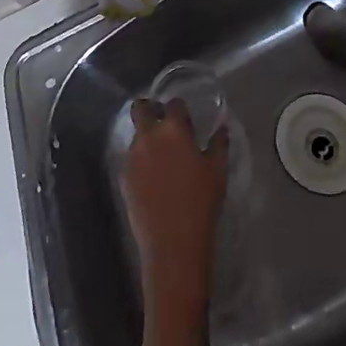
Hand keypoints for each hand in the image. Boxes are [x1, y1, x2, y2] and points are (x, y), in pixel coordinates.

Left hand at [122, 99, 228, 284]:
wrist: (173, 240)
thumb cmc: (201, 200)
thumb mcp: (218, 169)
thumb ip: (219, 143)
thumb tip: (221, 128)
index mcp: (173, 130)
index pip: (174, 104)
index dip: (180, 108)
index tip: (186, 117)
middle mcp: (149, 137)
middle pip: (141, 109)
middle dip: (150, 108)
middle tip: (163, 121)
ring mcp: (132, 158)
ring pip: (136, 135)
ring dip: (146, 136)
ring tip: (161, 153)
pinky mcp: (123, 178)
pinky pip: (131, 158)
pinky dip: (141, 159)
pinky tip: (153, 174)